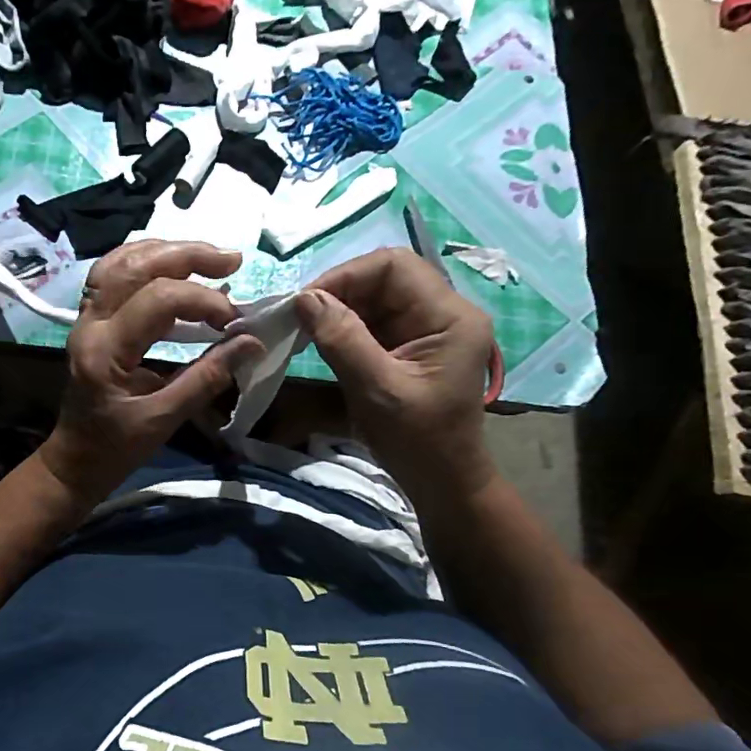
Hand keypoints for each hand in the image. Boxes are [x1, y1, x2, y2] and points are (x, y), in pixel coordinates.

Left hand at [38, 241, 265, 499]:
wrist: (74, 460)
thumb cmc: (115, 448)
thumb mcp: (164, 420)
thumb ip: (207, 378)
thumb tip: (252, 343)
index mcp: (104, 350)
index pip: (157, 301)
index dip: (203, 301)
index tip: (235, 321)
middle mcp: (90, 323)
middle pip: (136, 266)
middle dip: (188, 256)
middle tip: (233, 260)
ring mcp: (86, 317)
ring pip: (122, 261)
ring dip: (167, 252)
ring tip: (208, 257)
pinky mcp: (92, 319)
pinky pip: (115, 274)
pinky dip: (148, 263)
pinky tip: (174, 266)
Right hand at [298, 248, 495, 500]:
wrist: (443, 484)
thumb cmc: (418, 442)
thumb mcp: (377, 391)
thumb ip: (342, 340)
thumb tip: (303, 298)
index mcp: (450, 317)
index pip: (394, 267)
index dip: (346, 275)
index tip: (306, 301)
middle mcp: (444, 312)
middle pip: (385, 277)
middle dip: (339, 291)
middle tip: (300, 315)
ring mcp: (428, 327)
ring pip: (376, 296)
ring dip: (338, 307)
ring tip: (304, 326)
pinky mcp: (411, 344)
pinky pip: (374, 318)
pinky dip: (345, 324)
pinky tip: (321, 337)